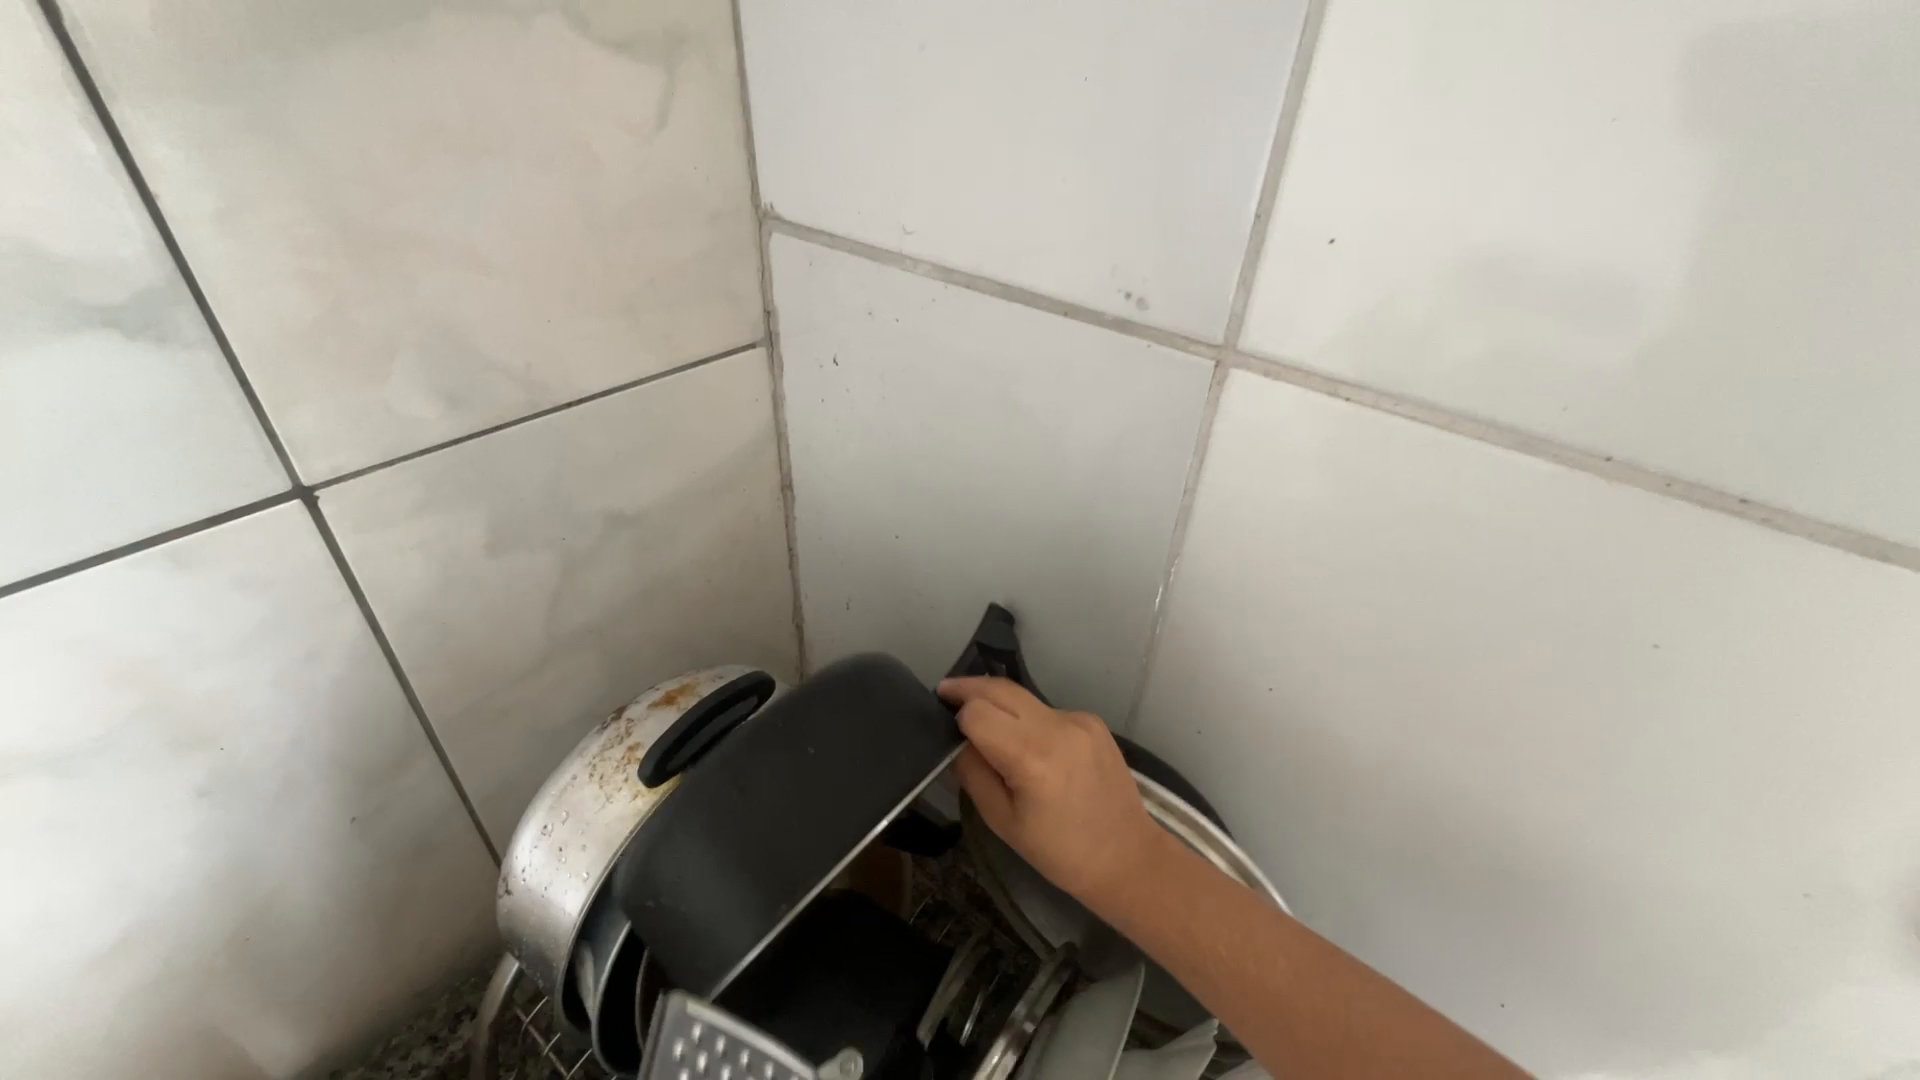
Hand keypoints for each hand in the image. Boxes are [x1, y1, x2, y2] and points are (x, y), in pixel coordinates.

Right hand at [938, 676, 1163, 904]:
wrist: (1126, 857)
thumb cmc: (1060, 851)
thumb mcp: (1002, 821)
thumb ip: (973, 773)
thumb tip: (958, 741)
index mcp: (1032, 757)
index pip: (978, 712)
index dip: (957, 716)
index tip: (941, 719)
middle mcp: (1058, 727)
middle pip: (1000, 688)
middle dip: (969, 688)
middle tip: (944, 693)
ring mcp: (1079, 719)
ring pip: (1023, 698)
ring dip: (1000, 705)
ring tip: (982, 725)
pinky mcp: (1093, 721)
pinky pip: (1047, 711)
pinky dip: (1029, 720)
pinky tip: (1029, 747)